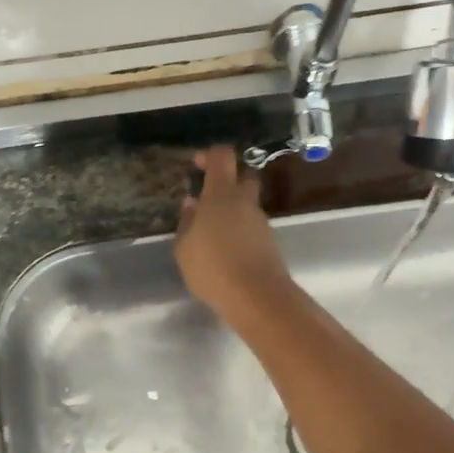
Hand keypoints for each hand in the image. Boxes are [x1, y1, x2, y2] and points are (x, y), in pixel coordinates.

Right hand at [174, 146, 293, 322]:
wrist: (256, 296)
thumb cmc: (212, 267)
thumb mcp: (184, 248)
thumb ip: (186, 223)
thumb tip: (191, 205)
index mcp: (221, 194)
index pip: (221, 157)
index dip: (208, 156)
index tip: (196, 165)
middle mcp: (244, 201)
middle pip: (242, 177)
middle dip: (227, 181)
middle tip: (207, 200)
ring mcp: (260, 221)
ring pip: (246, 205)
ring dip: (231, 212)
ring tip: (210, 235)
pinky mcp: (269, 242)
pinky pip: (251, 227)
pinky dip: (239, 232)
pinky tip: (225, 252)